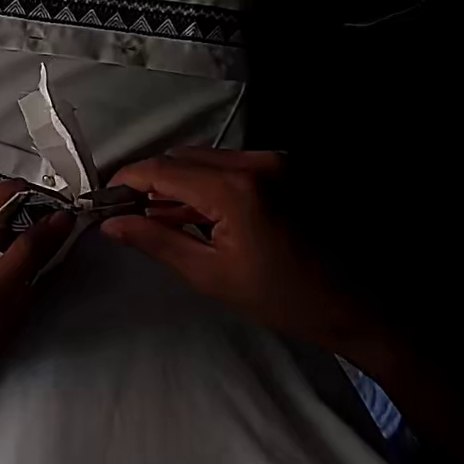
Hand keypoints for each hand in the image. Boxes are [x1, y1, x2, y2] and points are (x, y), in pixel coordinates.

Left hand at [0, 180, 74, 397]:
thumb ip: (32, 250)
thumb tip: (61, 219)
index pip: (10, 192)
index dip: (43, 202)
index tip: (70, 218)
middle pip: (12, 206)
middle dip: (39, 221)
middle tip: (65, 239)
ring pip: (12, 226)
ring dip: (33, 240)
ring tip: (51, 257)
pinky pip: (6, 245)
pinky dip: (24, 254)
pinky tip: (34, 271)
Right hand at [103, 149, 369, 349]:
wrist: (358, 305)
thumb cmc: (283, 299)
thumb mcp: (211, 275)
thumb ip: (156, 240)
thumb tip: (112, 223)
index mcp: (236, 190)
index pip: (163, 170)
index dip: (128, 179)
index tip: (105, 197)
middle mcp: (255, 162)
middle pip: (182, 158)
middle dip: (151, 181)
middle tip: (129, 212)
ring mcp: (274, 160)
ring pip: (204, 159)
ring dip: (178, 182)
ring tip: (161, 217)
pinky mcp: (284, 166)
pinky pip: (229, 165)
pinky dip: (205, 183)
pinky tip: (196, 213)